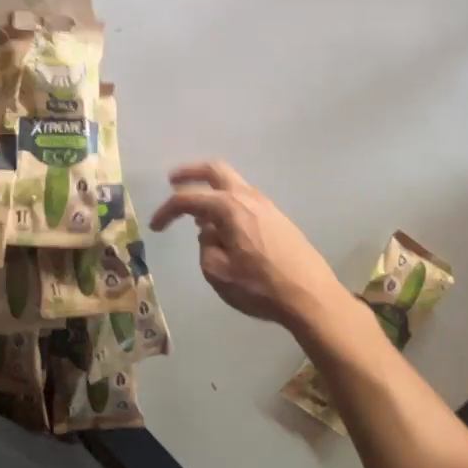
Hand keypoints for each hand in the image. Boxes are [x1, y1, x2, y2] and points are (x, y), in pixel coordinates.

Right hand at [149, 162, 344, 334]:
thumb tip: (211, 234)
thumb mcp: (217, 273)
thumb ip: (205, 247)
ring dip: (212, 190)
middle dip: (191, 173)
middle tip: (173, 181)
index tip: (155, 227)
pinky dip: (228, 203)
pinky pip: (245, 200)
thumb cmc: (260, 286)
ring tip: (198, 214)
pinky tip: (225, 227)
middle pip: (215, 170)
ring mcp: (266, 205)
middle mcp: (247, 197)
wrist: (311, 298)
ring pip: (233, 184)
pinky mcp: (278, 218)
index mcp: (229, 207)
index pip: (188, 200)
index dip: (166, 211)